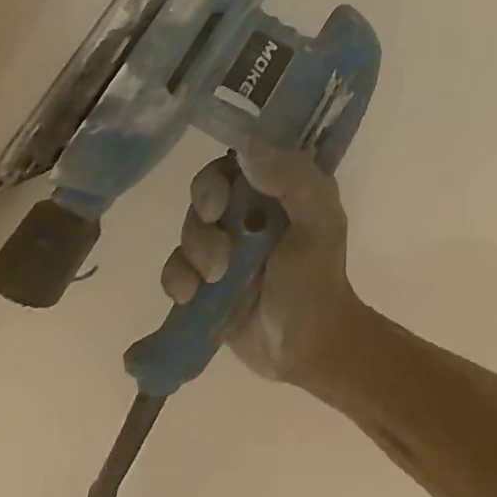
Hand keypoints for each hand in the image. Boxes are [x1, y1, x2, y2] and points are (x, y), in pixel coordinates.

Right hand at [160, 143, 361, 385]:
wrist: (306, 350)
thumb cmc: (318, 278)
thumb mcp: (319, 221)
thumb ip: (294, 178)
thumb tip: (248, 146)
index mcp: (282, 187)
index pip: (242, 158)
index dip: (223, 172)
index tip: (221, 198)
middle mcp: (251, 209)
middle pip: (209, 188)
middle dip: (204, 208)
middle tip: (215, 230)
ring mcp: (226, 243)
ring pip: (191, 225)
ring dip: (195, 247)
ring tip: (215, 276)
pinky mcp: (206, 278)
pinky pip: (176, 264)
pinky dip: (176, 276)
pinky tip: (189, 295)